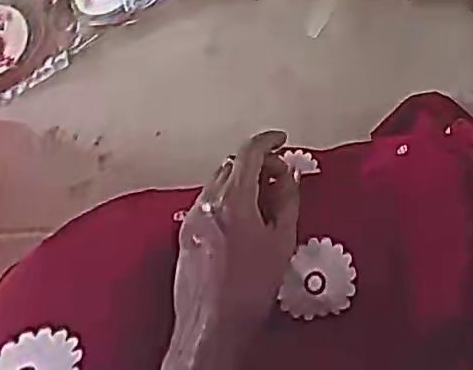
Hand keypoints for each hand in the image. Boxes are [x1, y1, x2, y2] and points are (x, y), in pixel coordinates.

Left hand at [163, 130, 299, 369]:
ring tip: (262, 200)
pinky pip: (208, 202)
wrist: (211, 332)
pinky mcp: (185, 237)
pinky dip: (227, 199)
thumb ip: (287, 200)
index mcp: (232, 201)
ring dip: (241, 181)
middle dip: (257, 163)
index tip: (280, 140)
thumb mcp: (282, 241)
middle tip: (277, 176)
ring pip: (218, 182)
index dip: (268, 141)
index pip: (249, 152)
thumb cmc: (248, 292)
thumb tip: (288, 176)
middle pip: (232, 164)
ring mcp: (192, 220)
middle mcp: (207, 205)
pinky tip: (242, 220)